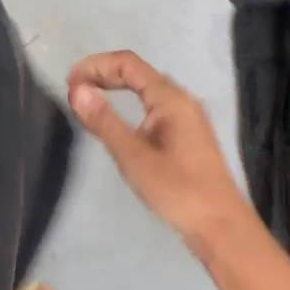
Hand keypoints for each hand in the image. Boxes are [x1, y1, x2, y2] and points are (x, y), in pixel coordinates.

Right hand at [66, 51, 253, 252]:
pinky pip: (152, 104)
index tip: (70, 83)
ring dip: (114, 86)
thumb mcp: (132, 156)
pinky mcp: (186, 133)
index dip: (95, 66)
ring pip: (145, 88)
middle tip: (73, 91)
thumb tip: (76, 90)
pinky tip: (116, 118)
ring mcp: (186, 116)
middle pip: (137, 72)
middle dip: (102, 74)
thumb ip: (103, 120)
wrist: (220, 226)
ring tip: (87, 100)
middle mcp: (181, 100)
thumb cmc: (177, 189)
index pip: (128, 64)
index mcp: (171, 99)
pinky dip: (127, 101)